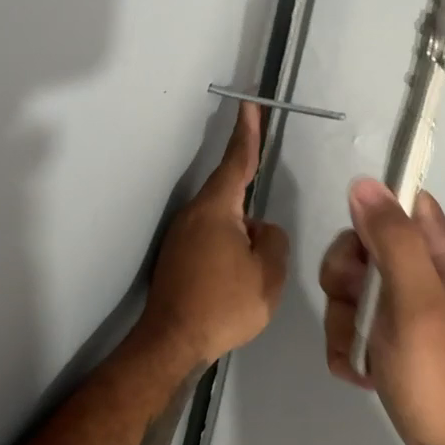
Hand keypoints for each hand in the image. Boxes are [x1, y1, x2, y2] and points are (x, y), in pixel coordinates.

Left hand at [141, 101, 288, 367]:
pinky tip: (235, 275)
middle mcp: (194, 214)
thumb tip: (260, 230)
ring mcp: (180, 236)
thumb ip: (273, 241)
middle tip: (261, 216)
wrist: (171, 342)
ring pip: (220, 220)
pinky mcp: (176, 258)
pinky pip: (210, 239)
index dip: (247, 132)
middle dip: (248, 196)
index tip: (249, 103)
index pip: (236, 161)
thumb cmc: (223, 304)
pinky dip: (226, 247)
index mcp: (216, 209)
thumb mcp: (267, 274)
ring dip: (239, 232)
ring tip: (252, 268)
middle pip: (228, 192)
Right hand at [320, 179, 444, 444]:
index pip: (400, 207)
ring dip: (343, 321)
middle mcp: (425, 276)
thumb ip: (392, 241)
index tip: (358, 254)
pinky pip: (353, 327)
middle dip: (345, 280)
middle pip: (363, 249)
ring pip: (351, 290)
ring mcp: (407, 311)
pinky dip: (348, 348)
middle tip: (354, 308)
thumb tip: (365, 184)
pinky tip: (362, 373)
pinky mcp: (392, 342)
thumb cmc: (444, 376)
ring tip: (361, 353)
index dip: (370, 219)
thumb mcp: (416, 302)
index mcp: (442, 257)